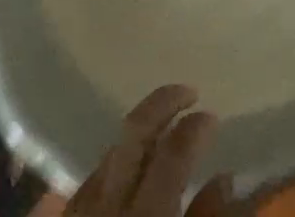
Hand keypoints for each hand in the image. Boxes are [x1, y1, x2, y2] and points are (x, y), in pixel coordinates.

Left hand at [67, 85, 232, 216]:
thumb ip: (206, 215)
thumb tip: (225, 179)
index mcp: (147, 211)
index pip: (172, 154)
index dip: (194, 129)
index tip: (210, 114)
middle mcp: (110, 197)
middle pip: (133, 131)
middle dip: (161, 102)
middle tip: (188, 90)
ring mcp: (84, 201)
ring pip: (112, 146)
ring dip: (140, 128)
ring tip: (165, 124)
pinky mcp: (69, 209)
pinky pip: (95, 170)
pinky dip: (119, 156)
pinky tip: (133, 159)